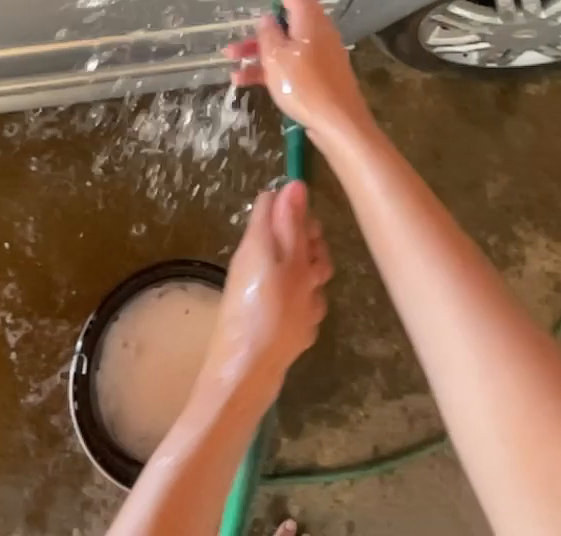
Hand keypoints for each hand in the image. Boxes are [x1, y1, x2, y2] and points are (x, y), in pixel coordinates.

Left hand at [203, 181, 332, 398]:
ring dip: (312, 288)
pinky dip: (303, 312)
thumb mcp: (290, 265)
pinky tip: (301, 329)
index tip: (313, 234)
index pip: (274, 202)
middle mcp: (257, 259)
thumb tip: (293, 182)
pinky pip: (295, 301)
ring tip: (306, 308)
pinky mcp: (268, 314)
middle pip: (293, 239)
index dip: (298, 211)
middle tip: (314, 275)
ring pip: (300, 273)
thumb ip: (291, 223)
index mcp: (259, 241)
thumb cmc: (271, 317)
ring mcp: (262, 289)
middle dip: (313, 255)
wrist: (246, 377)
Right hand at [223, 0, 373, 141]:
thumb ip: (268, 35)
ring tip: (230, 56)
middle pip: (289, 13)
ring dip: (258, 46)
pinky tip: (243, 79)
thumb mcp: (277, 58)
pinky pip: (289, 61)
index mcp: (310, 20)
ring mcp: (319, 52)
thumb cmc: (305, 86)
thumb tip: (268, 20)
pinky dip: (268, 66)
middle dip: (264, 12)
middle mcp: (317, 31)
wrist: (338, 123)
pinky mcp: (317, 73)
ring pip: (285, 40)